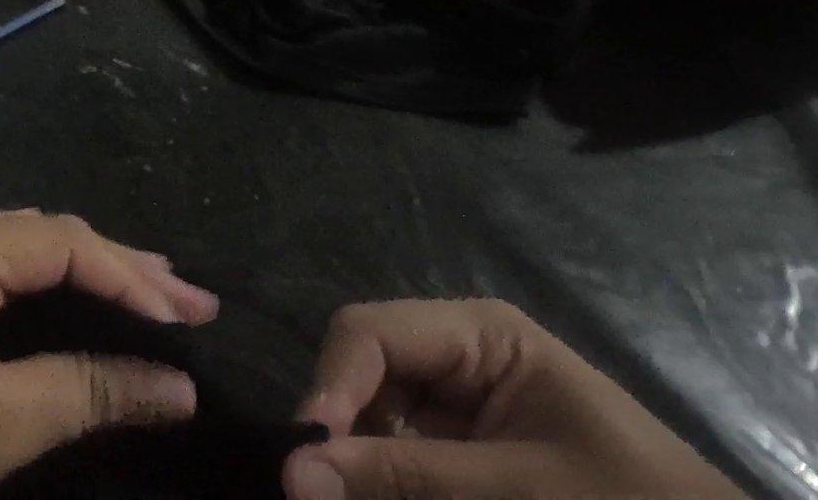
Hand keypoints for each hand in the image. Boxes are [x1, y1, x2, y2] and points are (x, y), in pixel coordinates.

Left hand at [0, 210, 220, 499]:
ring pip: (18, 257)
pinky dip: (45, 295)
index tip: (189, 317)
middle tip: (187, 302)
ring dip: (84, 277)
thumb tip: (181, 387)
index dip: (127, 275)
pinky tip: (82, 307)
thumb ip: (90, 390)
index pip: (56, 242)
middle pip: (40, 239)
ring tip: (151, 298)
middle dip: (115, 269)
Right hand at [284, 300, 747, 499]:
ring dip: (357, 463)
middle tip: (323, 492)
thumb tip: (293, 470)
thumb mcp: (523, 491)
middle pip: (361, 374)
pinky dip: (381, 480)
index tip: (306, 461)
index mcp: (478, 334)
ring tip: (346, 495)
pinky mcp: (458, 450)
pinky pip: (397, 453)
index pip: (368, 334)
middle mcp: (455, 356)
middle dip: (341, 432)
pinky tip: (375, 495)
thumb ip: (409, 478)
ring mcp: (455, 404)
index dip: (330, 388)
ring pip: (369, 419)